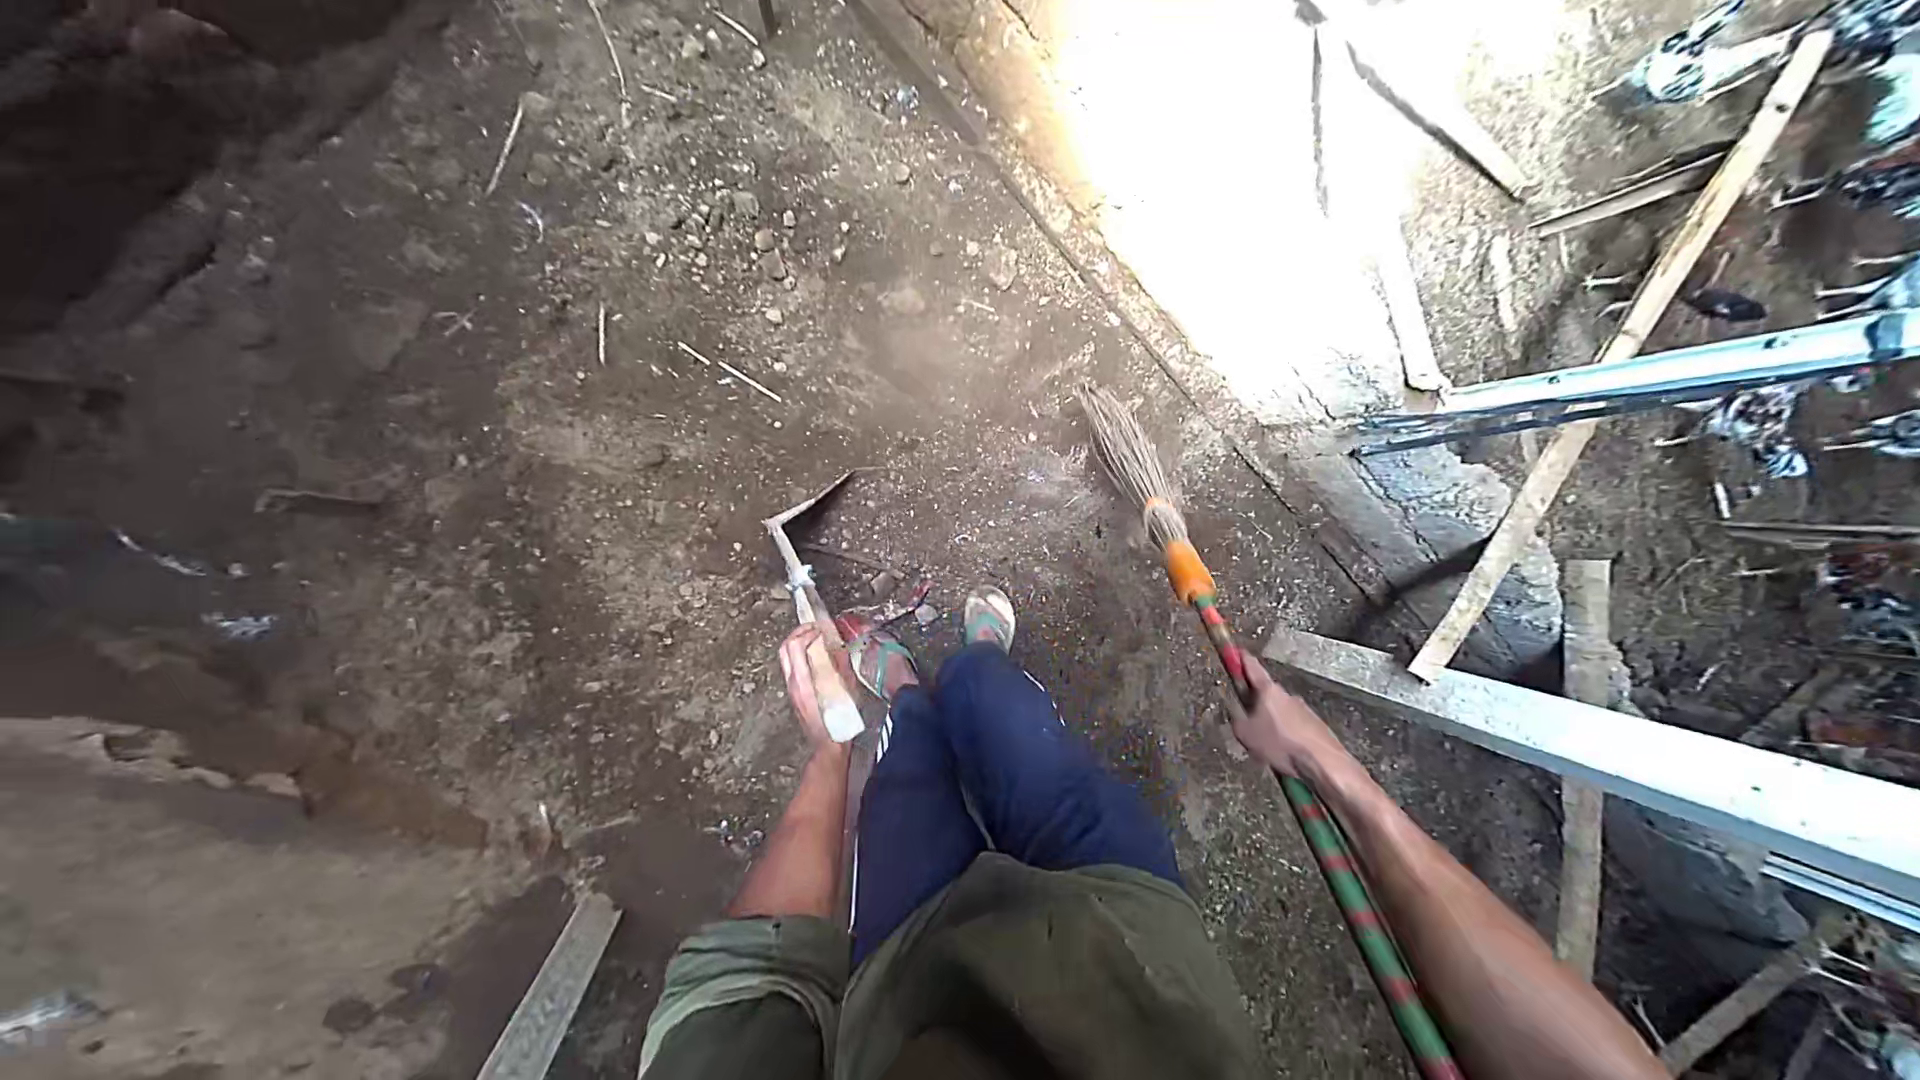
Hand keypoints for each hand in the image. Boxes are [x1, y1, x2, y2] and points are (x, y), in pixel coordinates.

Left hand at [776, 624, 836, 752]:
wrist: (828, 744)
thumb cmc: (839, 722)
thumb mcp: (846, 690)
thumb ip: (842, 666)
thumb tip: (840, 647)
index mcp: (803, 680)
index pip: (795, 645)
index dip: (807, 631)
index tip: (821, 628)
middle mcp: (793, 682)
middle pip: (785, 647)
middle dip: (798, 632)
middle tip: (814, 627)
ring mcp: (791, 688)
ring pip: (786, 656)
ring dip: (798, 642)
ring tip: (815, 637)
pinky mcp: (795, 692)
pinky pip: (792, 665)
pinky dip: (801, 654)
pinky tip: (815, 655)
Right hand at [1233, 650, 1351, 780]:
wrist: (1323, 763)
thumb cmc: (1281, 744)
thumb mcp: (1245, 733)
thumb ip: (1236, 719)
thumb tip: (1236, 713)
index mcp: (1268, 691)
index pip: (1252, 668)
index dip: (1242, 659)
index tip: (1237, 652)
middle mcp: (1288, 695)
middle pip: (1267, 694)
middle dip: (1257, 704)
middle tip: (1248, 721)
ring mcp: (1304, 710)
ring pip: (1281, 713)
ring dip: (1273, 723)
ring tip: (1268, 746)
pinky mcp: (1316, 727)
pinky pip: (1294, 728)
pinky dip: (1287, 736)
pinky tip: (1285, 753)